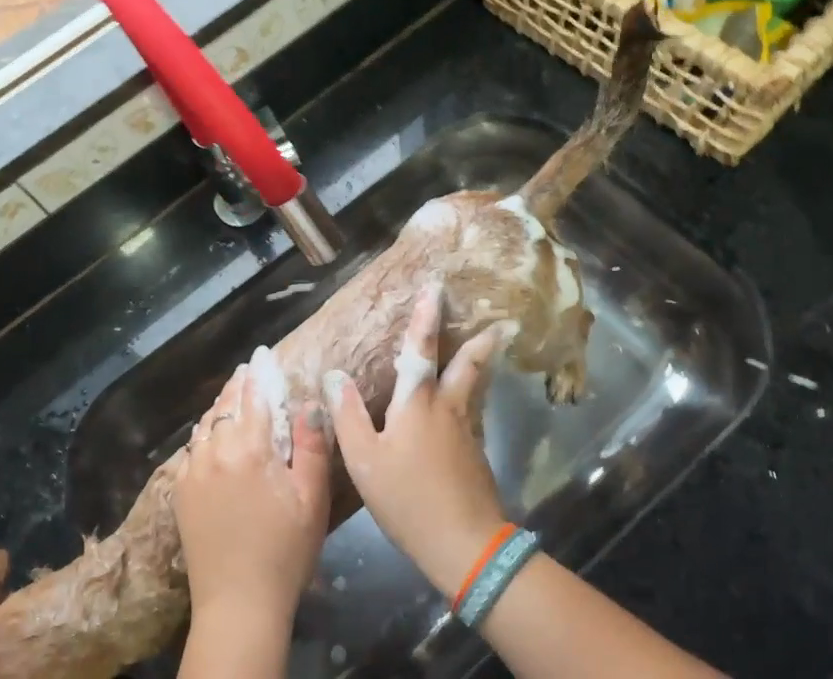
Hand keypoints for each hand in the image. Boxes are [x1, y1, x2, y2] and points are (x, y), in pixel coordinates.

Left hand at [173, 363, 331, 625]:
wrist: (238, 604)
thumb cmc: (285, 552)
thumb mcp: (311, 498)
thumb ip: (310, 446)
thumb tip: (309, 403)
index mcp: (249, 448)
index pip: (254, 397)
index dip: (260, 374)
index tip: (263, 355)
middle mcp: (214, 451)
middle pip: (225, 406)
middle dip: (238, 386)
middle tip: (248, 371)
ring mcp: (192, 472)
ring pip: (205, 425)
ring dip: (219, 408)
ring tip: (232, 397)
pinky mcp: (181, 493)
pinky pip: (192, 450)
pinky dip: (204, 434)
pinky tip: (211, 436)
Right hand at [324, 282, 516, 596]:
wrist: (465, 544)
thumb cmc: (407, 498)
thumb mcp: (364, 460)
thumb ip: (348, 415)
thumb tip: (334, 374)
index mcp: (417, 404)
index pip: (419, 351)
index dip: (425, 319)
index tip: (435, 289)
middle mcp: (446, 409)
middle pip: (467, 366)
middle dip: (479, 342)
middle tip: (498, 322)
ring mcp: (467, 433)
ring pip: (473, 389)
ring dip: (481, 366)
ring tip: (488, 349)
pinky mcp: (476, 456)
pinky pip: (472, 413)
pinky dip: (472, 397)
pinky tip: (465, 408)